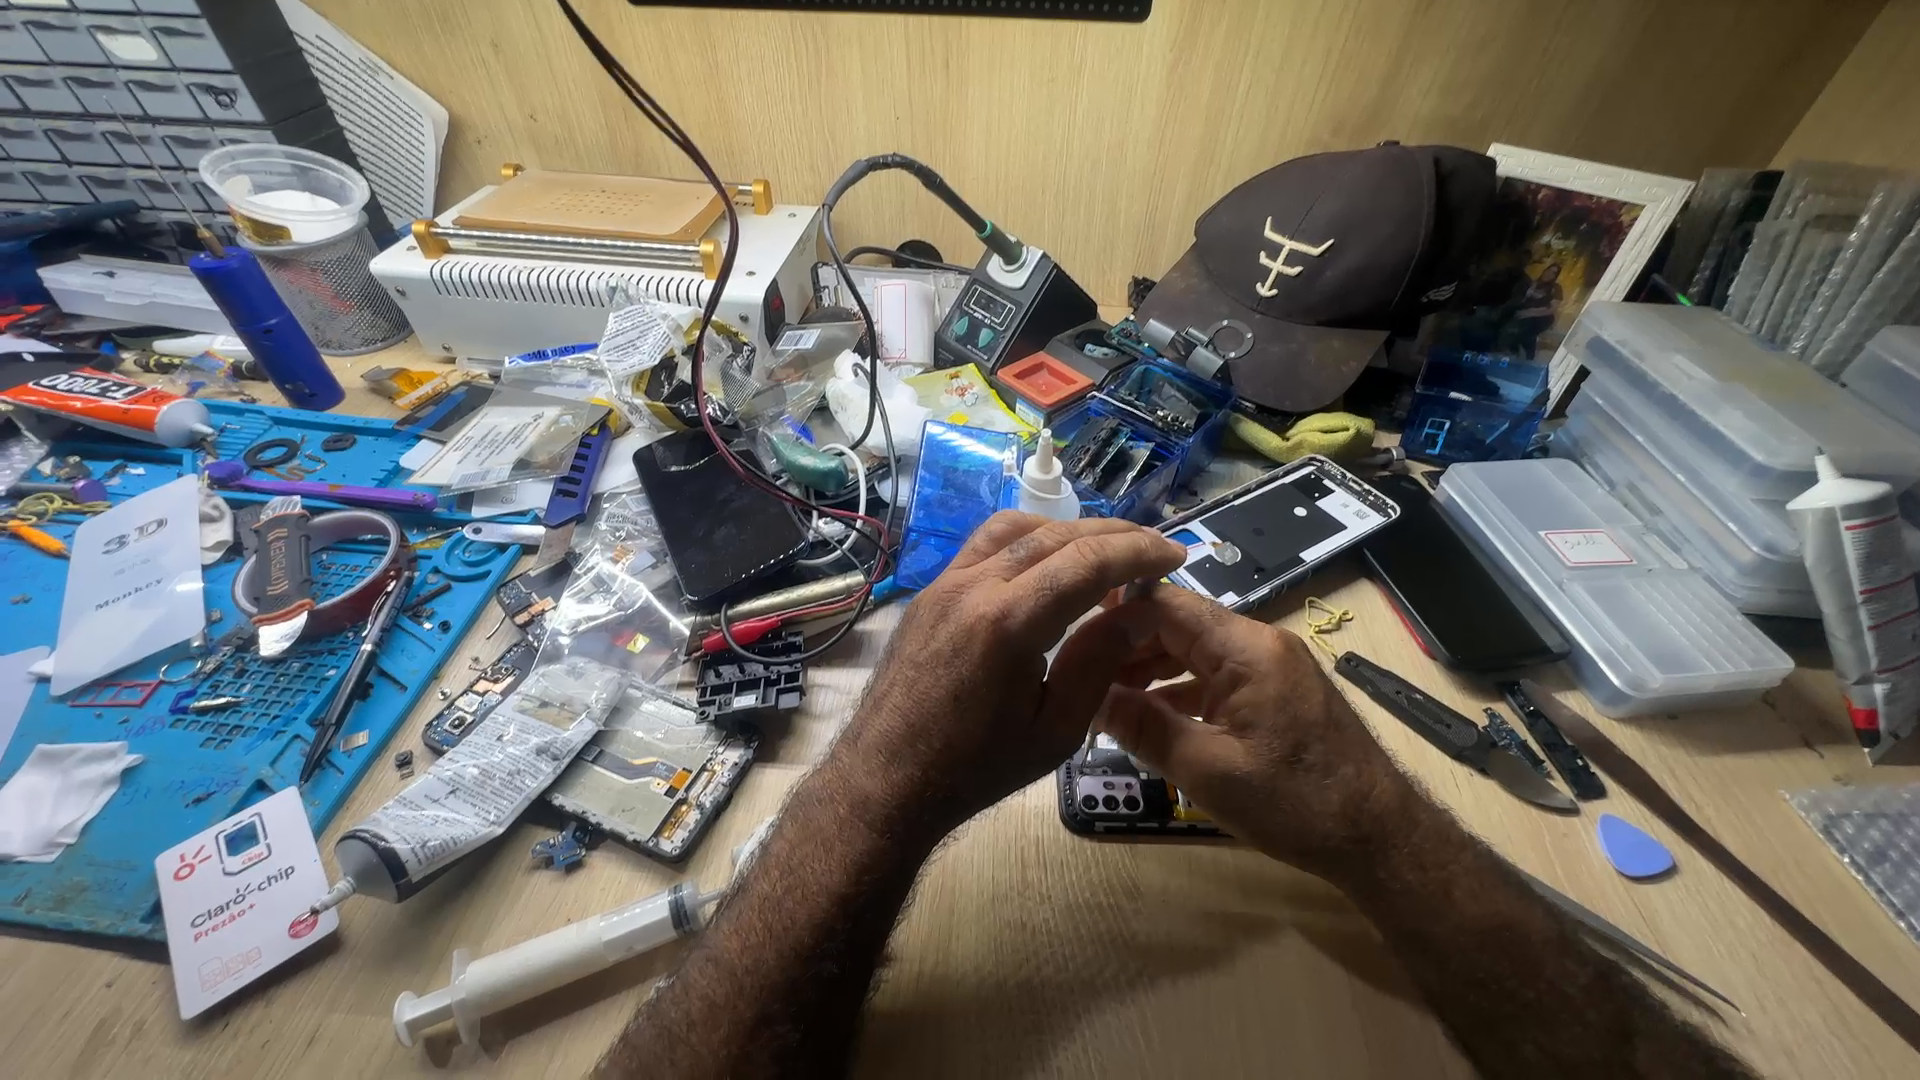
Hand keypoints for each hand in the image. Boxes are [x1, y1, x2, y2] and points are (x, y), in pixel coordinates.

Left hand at [832, 511, 1187, 837]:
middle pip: (1055, 535)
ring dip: (1067, 527)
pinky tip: (1046, 560)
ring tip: (1104, 547)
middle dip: (1112, 534)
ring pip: (1014, 528)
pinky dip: (1025, 538)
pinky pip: (982, 545)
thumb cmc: (975, 769)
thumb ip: (1098, 662)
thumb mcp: (1054, 731)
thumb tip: (1140, 611)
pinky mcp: (930, 592)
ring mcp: (945, 583)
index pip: (1087, 562)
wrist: (886, 779)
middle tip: (1153, 547)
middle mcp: (974, 587)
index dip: (1138, 552)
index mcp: (1008, 624)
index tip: (1174, 555)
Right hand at [1095, 587, 1421, 883]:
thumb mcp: (1207, 770)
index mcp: (1246, 648)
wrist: (1381, 840)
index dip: (1114, 617)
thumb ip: (1144, 727)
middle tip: (1079, 673)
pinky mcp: (1274, 691)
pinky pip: (1214, 674)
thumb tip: (1088, 697)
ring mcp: (1270, 666)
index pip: (1165, 605)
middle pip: (1177, 623)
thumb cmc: (1295, 804)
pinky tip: (1148, 713)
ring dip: (1149, 668)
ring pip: (1193, 649)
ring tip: (1104, 695)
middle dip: (1126, 646)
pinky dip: (1178, 688)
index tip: (1071, 640)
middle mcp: (1259, 643)